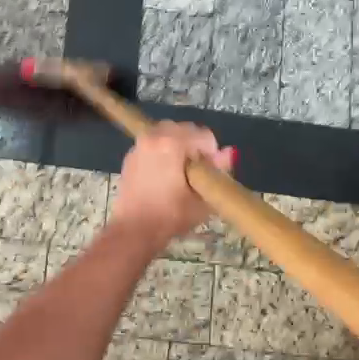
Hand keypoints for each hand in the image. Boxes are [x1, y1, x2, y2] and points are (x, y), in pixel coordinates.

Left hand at [108, 122, 232, 240]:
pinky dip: (162, 151)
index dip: (212, 153)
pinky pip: (153, 143)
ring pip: (167, 133)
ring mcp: (138, 145)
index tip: (209, 172)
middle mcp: (153, 136)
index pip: (204, 135)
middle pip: (184, 129)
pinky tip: (163, 175)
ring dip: (178, 146)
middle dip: (195, 146)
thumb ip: (218, 171)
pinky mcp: (130, 156)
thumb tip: (228, 152)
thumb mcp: (202, 198)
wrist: (133, 230)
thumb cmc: (170, 216)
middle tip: (196, 171)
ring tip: (180, 172)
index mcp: (172, 143)